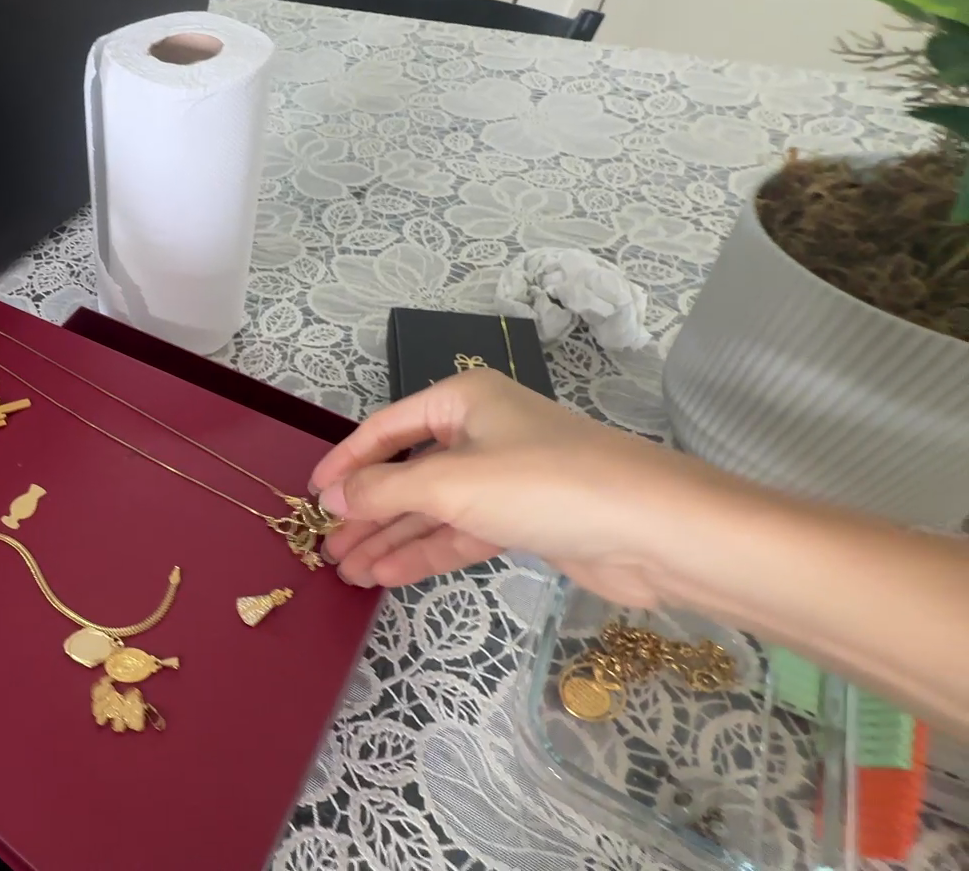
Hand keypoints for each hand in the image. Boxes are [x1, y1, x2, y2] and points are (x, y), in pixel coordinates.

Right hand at [310, 370, 733, 607]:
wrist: (665, 534)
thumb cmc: (545, 484)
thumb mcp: (450, 483)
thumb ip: (383, 490)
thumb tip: (332, 497)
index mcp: (461, 401)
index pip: (384, 429)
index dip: (345, 462)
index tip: (312, 495)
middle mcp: (479, 433)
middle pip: (405, 474)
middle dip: (366, 512)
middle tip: (326, 544)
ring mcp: (502, 479)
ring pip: (429, 509)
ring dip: (389, 539)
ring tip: (345, 570)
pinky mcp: (523, 521)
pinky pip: (459, 533)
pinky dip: (423, 553)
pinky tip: (386, 575)